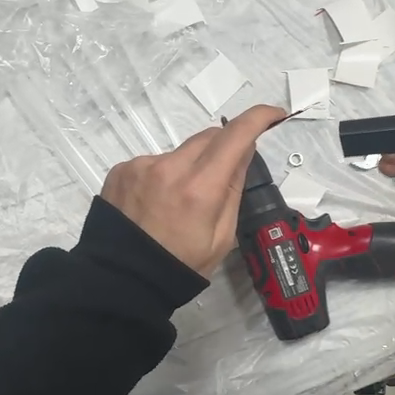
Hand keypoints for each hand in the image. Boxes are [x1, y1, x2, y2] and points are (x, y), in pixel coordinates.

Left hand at [99, 105, 288, 277]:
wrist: (122, 280)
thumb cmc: (179, 266)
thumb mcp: (221, 237)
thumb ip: (233, 189)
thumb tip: (244, 151)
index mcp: (199, 188)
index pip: (235, 136)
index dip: (258, 118)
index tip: (273, 115)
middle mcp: (169, 167)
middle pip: (208, 137)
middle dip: (224, 147)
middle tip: (224, 175)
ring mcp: (141, 166)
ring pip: (179, 152)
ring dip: (190, 166)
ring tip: (180, 203)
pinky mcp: (121, 170)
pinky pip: (153, 163)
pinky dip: (162, 176)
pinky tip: (155, 204)